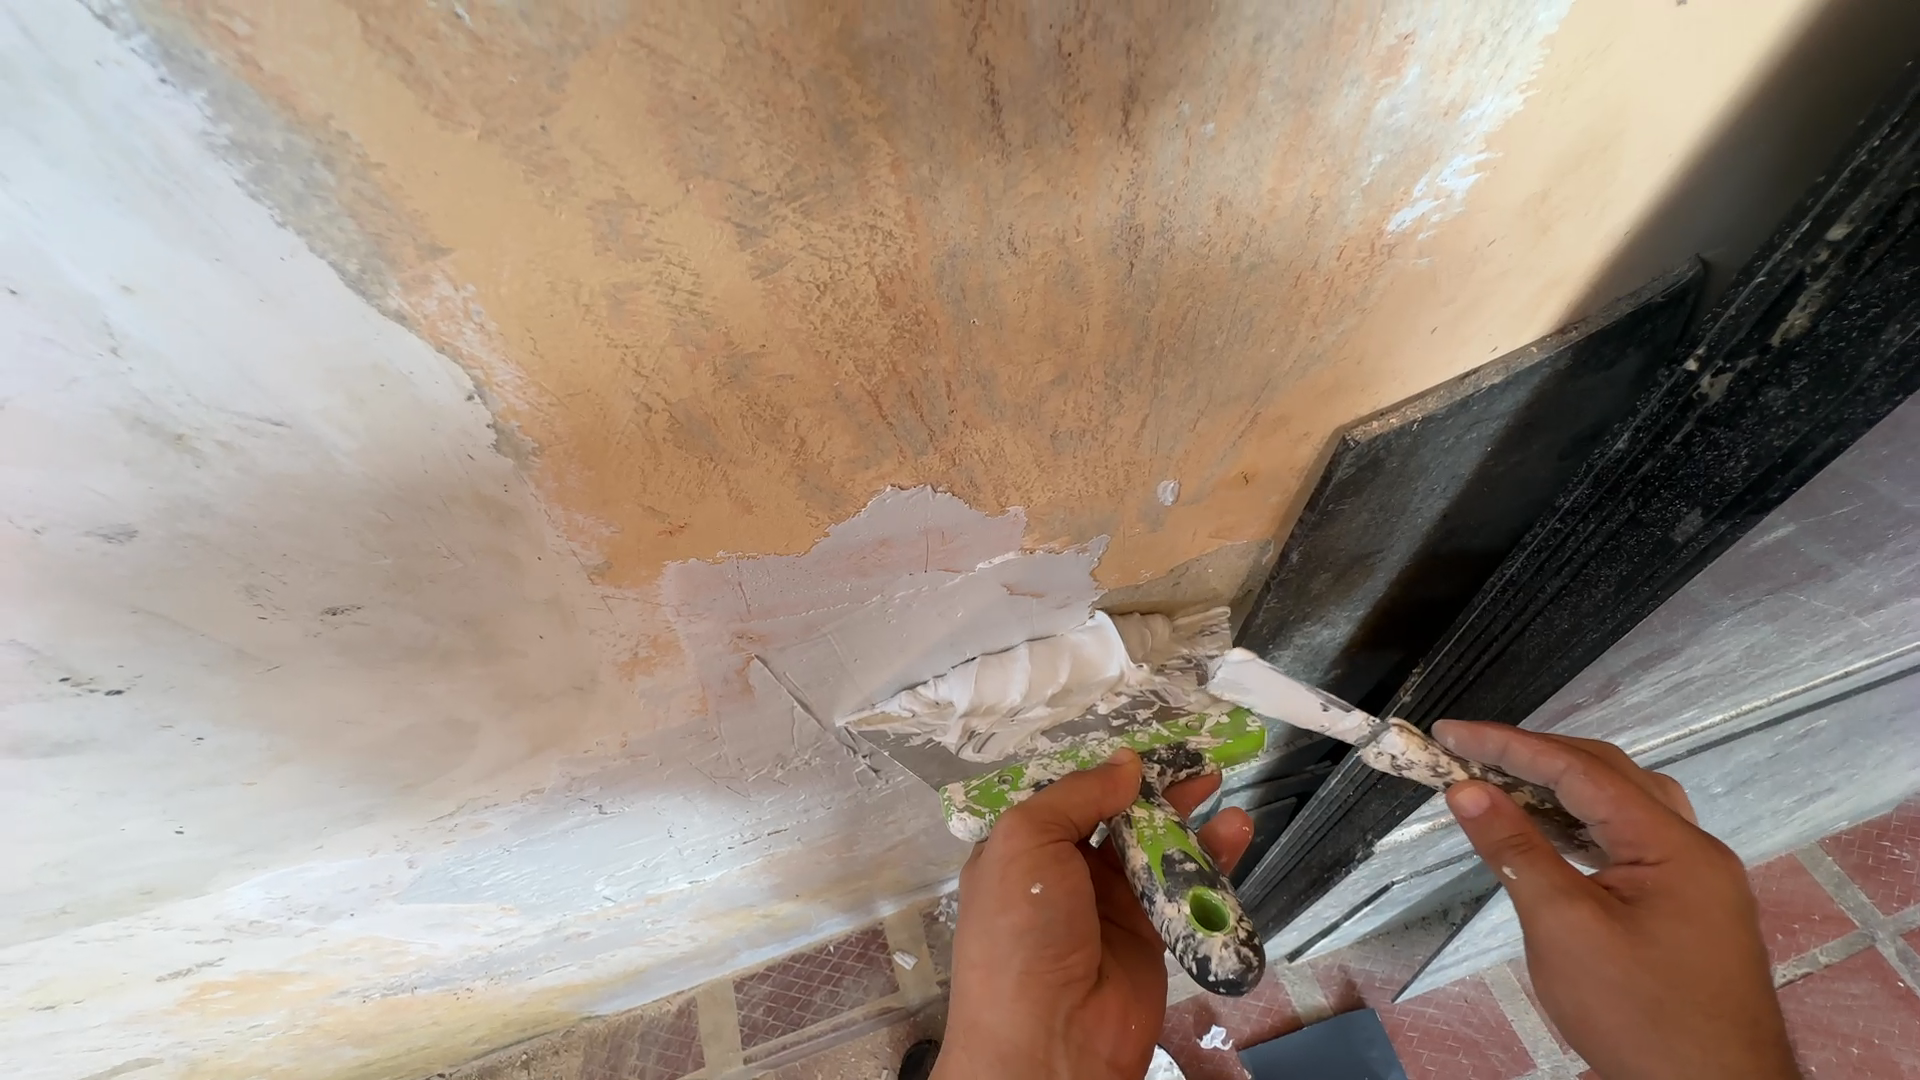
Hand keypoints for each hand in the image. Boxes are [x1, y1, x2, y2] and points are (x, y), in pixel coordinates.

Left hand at [933, 748, 1253, 1079]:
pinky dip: (1210, 857)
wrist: (1049, 1040)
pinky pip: (1183, 886)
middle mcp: (1063, 869)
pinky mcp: (1150, 934)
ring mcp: (1108, 903)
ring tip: (1216, 779)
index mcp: (1023, 845)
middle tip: (1191, 755)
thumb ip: (1079, 796)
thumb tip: (1126, 762)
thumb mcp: (1027, 840)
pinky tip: (1234, 828)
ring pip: (1153, 845)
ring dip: (1186, 814)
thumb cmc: (1022, 926)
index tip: (1140, 743)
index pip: (1065, 794)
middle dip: (1151, 784)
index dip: (1101, 768)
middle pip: (1114, 813)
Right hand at [1435, 720, 1799, 1079]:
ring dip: (1555, 779)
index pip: (1577, 770)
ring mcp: (1690, 877)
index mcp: (1672, 846)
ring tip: (1497, 776)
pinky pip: (1622, 832)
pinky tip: (1542, 824)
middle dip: (1531, 753)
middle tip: (1466, 750)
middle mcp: (1690, 848)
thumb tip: (1463, 788)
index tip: (1447, 733)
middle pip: (1605, 772)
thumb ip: (1514, 847)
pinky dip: (1574, 814)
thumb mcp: (1562, 924)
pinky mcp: (1680, 902)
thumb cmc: (1636, 1011)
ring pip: (1617, 799)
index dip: (1506, 745)